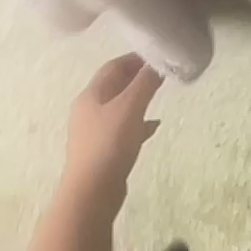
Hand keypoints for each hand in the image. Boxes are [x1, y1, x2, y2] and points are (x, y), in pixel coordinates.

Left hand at [61, 54, 163, 206]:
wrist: (91, 194)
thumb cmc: (109, 144)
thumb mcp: (131, 107)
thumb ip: (145, 82)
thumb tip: (159, 62)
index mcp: (90, 95)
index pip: (113, 66)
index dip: (135, 58)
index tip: (158, 56)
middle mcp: (88, 110)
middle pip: (115, 85)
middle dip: (137, 77)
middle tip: (162, 73)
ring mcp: (94, 132)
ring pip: (119, 107)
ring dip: (138, 99)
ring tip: (160, 95)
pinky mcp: (102, 151)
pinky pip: (122, 128)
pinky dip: (138, 122)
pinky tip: (153, 127)